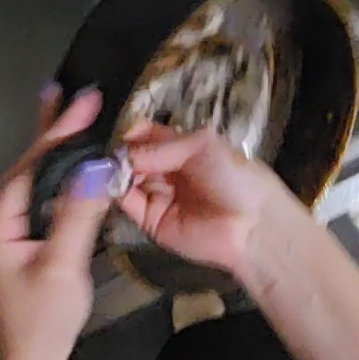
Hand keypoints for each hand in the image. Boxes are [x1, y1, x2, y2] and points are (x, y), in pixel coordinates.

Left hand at [0, 86, 116, 359]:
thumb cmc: (46, 320)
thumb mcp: (64, 266)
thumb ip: (78, 214)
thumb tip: (97, 166)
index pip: (31, 167)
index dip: (58, 132)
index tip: (85, 101)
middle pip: (25, 166)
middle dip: (49, 130)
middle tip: (67, 91)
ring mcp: (3, 230)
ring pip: (31, 179)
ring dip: (52, 148)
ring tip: (67, 111)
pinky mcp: (18, 239)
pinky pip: (37, 196)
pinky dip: (55, 173)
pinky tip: (67, 159)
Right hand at [117, 124, 302, 281]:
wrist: (251, 226)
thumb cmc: (234, 177)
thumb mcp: (201, 146)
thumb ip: (160, 146)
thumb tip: (123, 154)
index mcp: (182, 148)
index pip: (146, 135)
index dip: (130, 133)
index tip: (118, 133)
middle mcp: (167, 171)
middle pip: (132, 157)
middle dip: (120, 153)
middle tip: (110, 154)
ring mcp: (158, 196)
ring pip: (127, 179)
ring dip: (115, 172)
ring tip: (107, 168)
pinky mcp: (151, 222)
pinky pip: (128, 204)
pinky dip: (116, 193)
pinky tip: (109, 183)